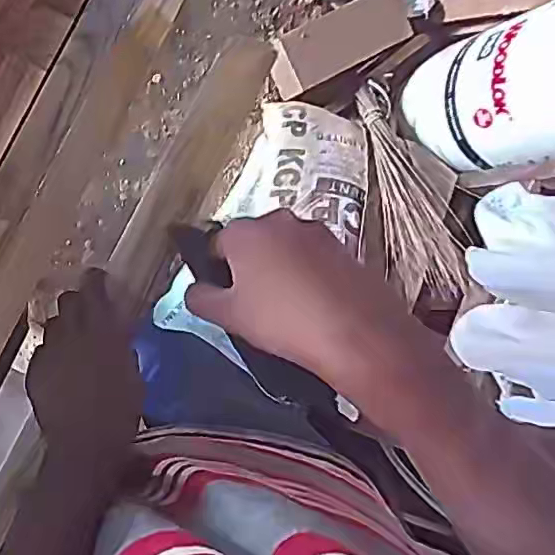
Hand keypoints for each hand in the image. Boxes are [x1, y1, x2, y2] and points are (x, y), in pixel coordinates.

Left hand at [26, 269, 144, 489]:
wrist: (85, 445)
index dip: (95, 281)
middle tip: (87, 312)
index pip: (93, 290)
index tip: (97, 277)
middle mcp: (71, 334)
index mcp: (101, 330)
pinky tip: (61, 369)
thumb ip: (120, 344)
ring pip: (54, 325)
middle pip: (68, 301)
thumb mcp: (132, 372)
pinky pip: (43, 351)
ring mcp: (49, 351)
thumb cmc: (121, 413)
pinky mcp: (34, 370)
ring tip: (74, 343)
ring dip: (64, 328)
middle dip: (77, 302)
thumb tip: (115, 329)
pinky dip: (52, 354)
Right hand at [184, 211, 413, 389]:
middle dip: (248, 267)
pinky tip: (312, 306)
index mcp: (244, 231)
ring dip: (279, 270)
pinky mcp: (344, 248)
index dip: (215, 273)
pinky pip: (312, 259)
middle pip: (251, 242)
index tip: (223, 298)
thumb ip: (199, 298)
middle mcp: (279, 220)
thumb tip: (195, 290)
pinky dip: (307, 276)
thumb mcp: (228, 316)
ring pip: (283, 249)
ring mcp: (316, 232)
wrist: (359, 334)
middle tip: (251, 304)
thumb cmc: (283, 321)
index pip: (214, 245)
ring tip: (285, 308)